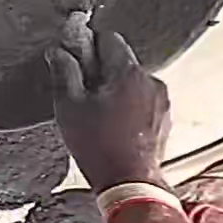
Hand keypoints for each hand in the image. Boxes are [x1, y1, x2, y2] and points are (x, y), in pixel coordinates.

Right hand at [47, 10, 170, 192]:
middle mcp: (151, 81)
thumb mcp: (68, 104)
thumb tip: (58, 50)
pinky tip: (111, 124)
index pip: (108, 38)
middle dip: (98, 69)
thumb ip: (63, 71)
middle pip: (120, 60)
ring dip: (113, 88)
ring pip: (130, 80)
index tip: (72, 60)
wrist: (130, 184)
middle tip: (78, 91)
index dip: (86, 44)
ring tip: (94, 112)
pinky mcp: (164, 119)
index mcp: (128, 73)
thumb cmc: (97, 144)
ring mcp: (161, 101)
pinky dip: (126, 104)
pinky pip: (141, 99)